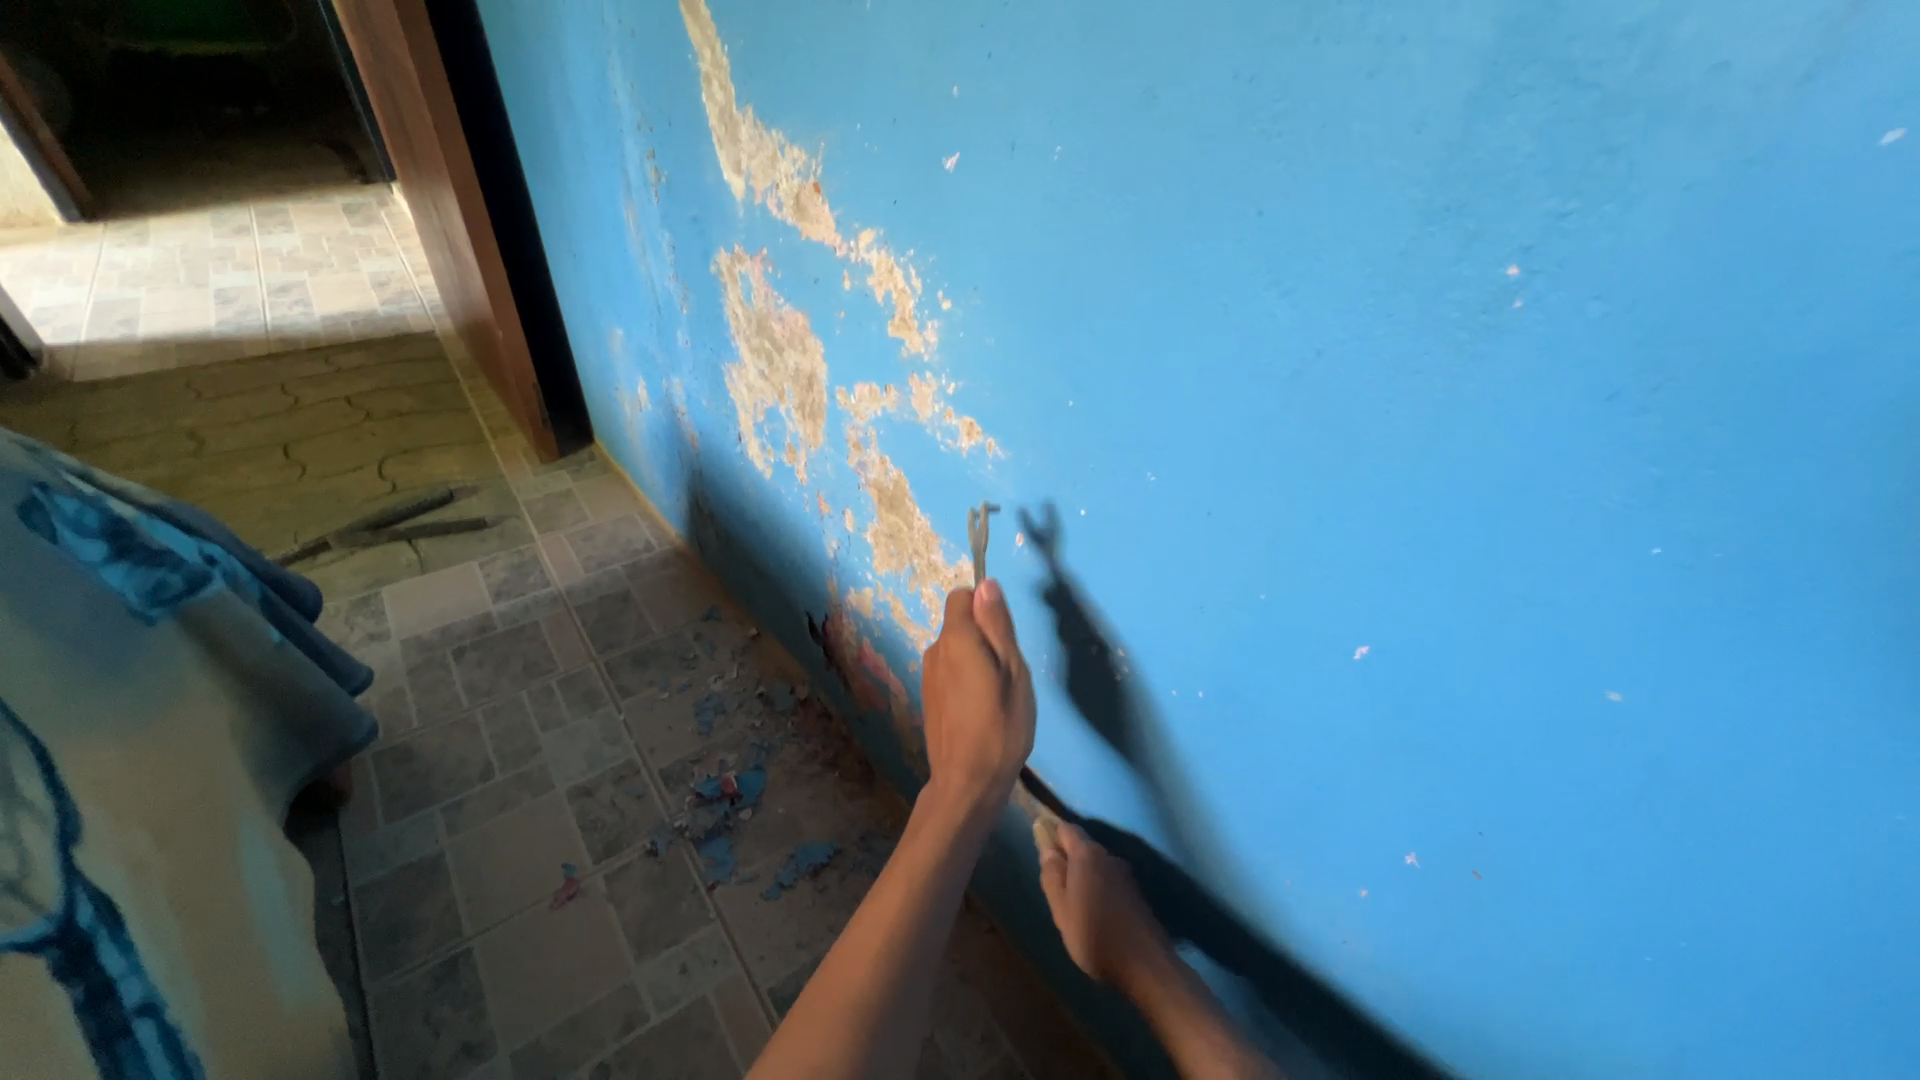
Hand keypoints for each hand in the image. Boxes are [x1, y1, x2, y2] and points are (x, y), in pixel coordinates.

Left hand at [920, 579, 1035, 810]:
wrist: (967, 781)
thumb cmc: (1000, 724)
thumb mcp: (1013, 670)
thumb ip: (998, 625)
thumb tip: (986, 584)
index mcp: (956, 638)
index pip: (961, 596)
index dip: (984, 607)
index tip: (1004, 636)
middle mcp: (934, 650)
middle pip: (959, 624)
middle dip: (984, 636)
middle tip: (1009, 671)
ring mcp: (928, 676)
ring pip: (956, 649)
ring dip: (976, 660)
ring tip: (997, 694)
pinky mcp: (929, 698)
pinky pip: (950, 672)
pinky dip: (966, 680)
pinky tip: (981, 709)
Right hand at [1036, 821, 1170, 988]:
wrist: (1145, 964)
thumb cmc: (1094, 935)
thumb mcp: (1061, 909)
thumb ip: (1052, 876)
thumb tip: (1047, 849)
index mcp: (1087, 856)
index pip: (1066, 829)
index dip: (1051, 834)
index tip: (1040, 848)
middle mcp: (1108, 857)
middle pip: (1083, 846)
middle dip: (1067, 857)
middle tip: (1053, 882)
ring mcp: (1126, 875)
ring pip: (1097, 865)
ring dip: (1083, 875)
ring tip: (1072, 901)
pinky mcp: (1136, 893)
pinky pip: (1110, 880)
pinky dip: (1098, 887)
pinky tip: (1094, 910)